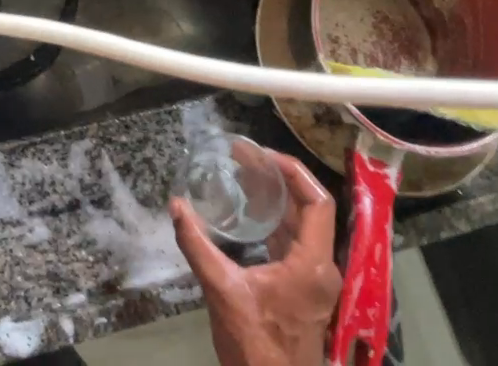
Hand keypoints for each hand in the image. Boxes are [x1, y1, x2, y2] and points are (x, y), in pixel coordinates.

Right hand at [171, 150, 341, 365]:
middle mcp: (322, 268)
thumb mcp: (221, 290)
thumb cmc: (255, 343)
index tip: (260, 154)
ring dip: (277, 198)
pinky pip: (294, 242)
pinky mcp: (302, 289)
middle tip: (244, 157)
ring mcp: (314, 280)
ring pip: (303, 225)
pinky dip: (274, 220)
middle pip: (310, 209)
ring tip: (243, 175)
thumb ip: (197, 245)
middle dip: (279, 178)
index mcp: (312, 264)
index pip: (317, 202)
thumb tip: (176, 206)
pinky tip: (248, 213)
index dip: (292, 171)